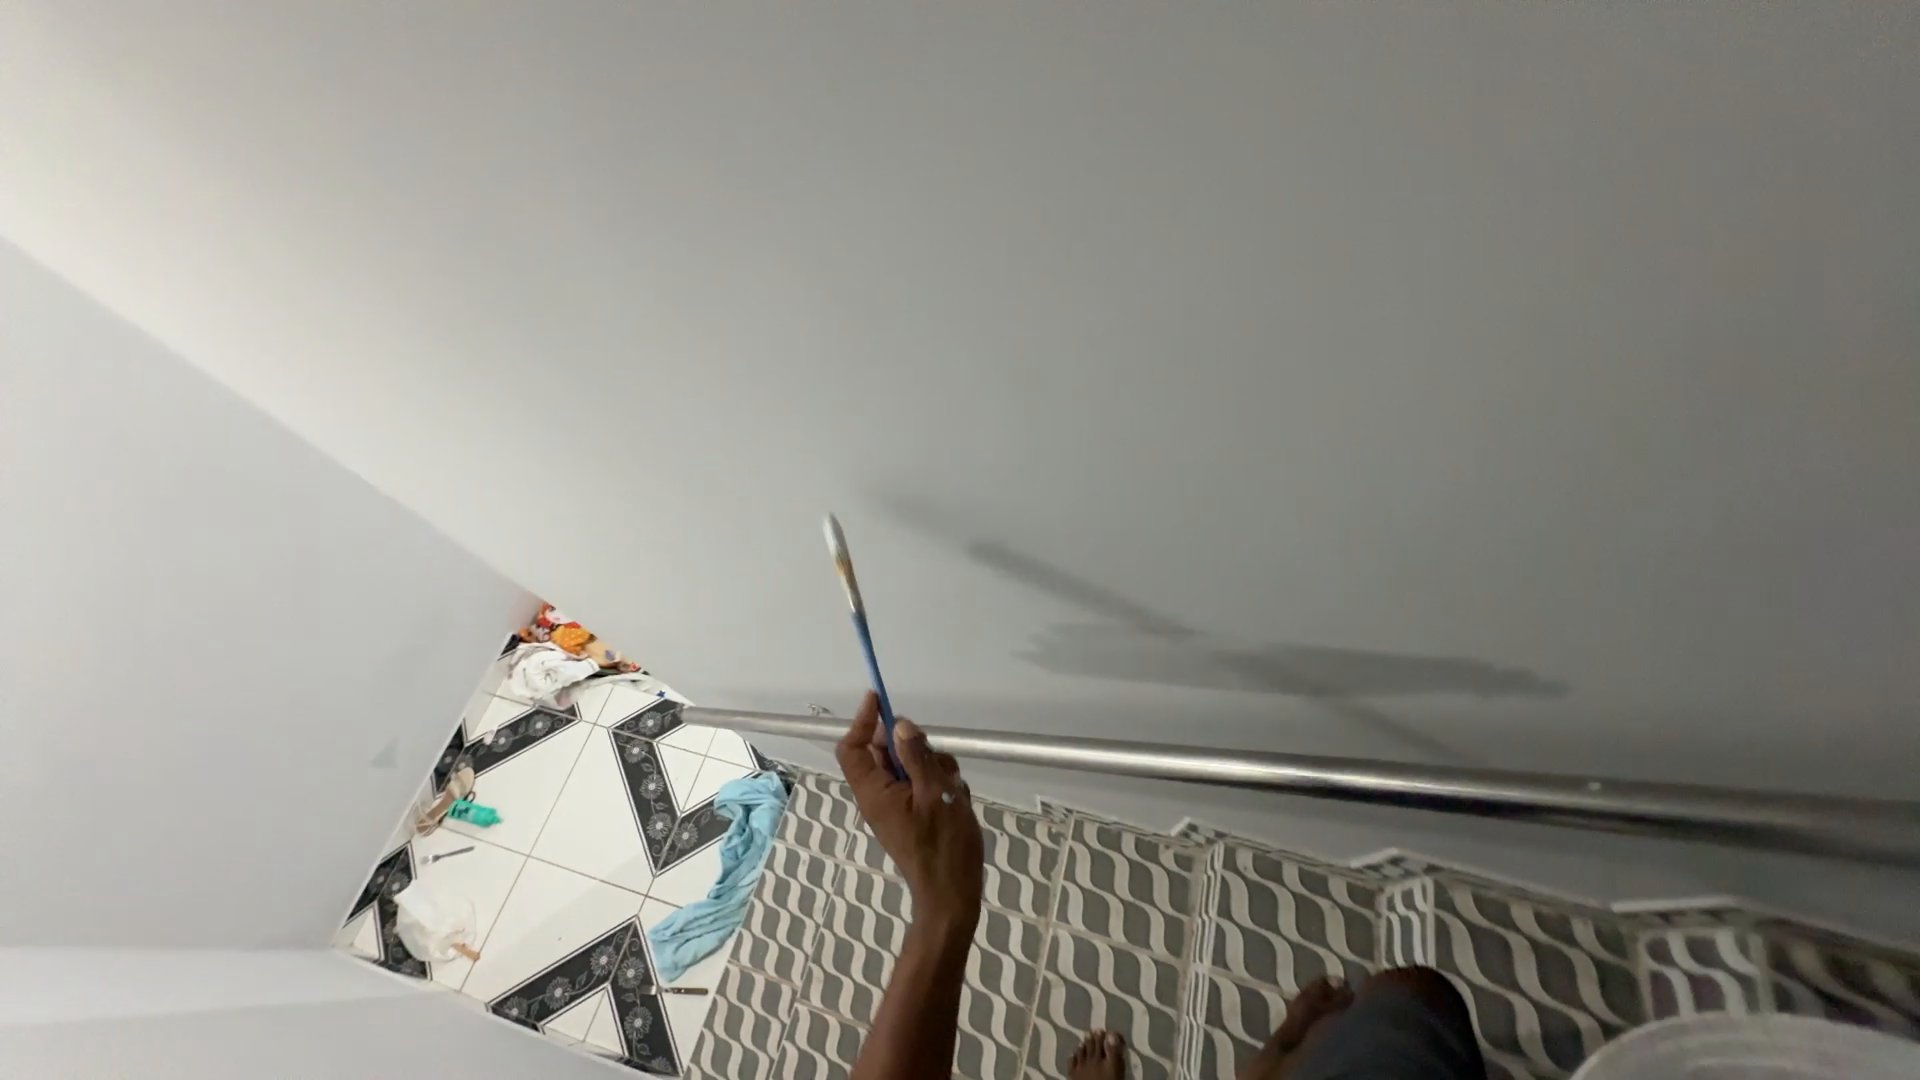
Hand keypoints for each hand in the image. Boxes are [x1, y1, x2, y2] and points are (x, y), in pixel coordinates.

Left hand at [836, 692, 984, 932]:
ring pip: (909, 766)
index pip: (853, 748)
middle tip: (935, 758)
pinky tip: (956, 800)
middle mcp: (879, 796)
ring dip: (933, 766)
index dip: (862, 720)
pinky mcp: (914, 814)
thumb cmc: (943, 846)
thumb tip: (899, 724)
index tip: (878, 698)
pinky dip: (940, 784)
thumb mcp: (935, 794)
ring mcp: (897, 806)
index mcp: (874, 791)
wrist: (953, 896)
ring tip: (952, 789)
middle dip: (914, 747)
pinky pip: (922, 784)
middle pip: (885, 752)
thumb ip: (917, 756)